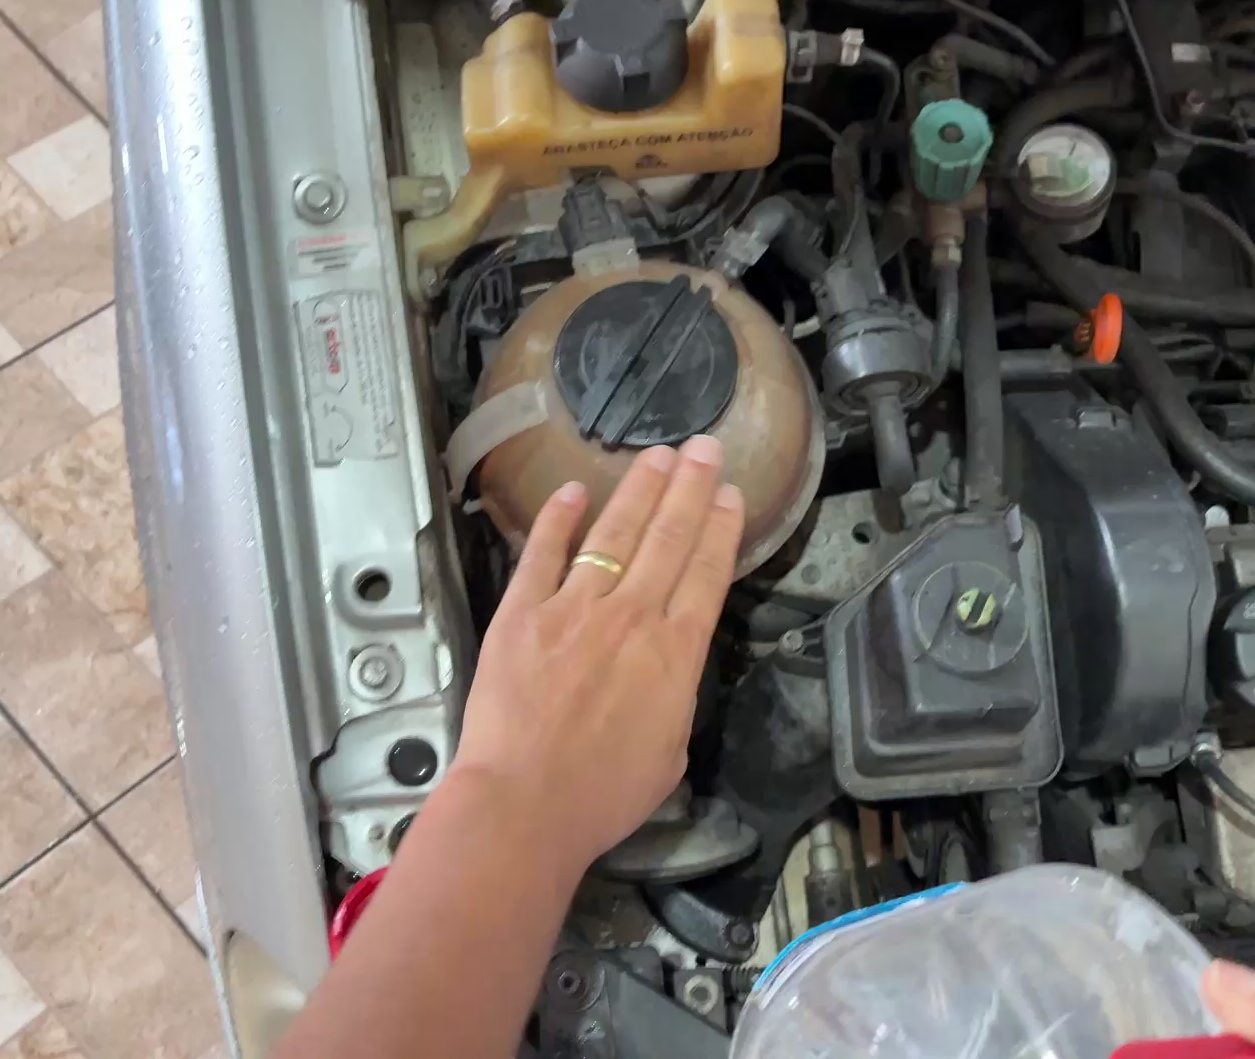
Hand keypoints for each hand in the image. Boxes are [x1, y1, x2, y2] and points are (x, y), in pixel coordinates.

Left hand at [456, 436, 744, 872]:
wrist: (524, 808)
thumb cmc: (605, 793)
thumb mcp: (671, 750)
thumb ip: (674, 697)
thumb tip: (665, 671)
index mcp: (676, 651)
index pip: (708, 571)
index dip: (722, 526)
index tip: (731, 493)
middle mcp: (633, 616)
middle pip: (670, 537)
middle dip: (691, 487)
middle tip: (705, 447)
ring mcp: (575, 609)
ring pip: (616, 534)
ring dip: (640, 490)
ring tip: (659, 454)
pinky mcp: (523, 614)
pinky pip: (542, 555)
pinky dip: (557, 520)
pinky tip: (574, 490)